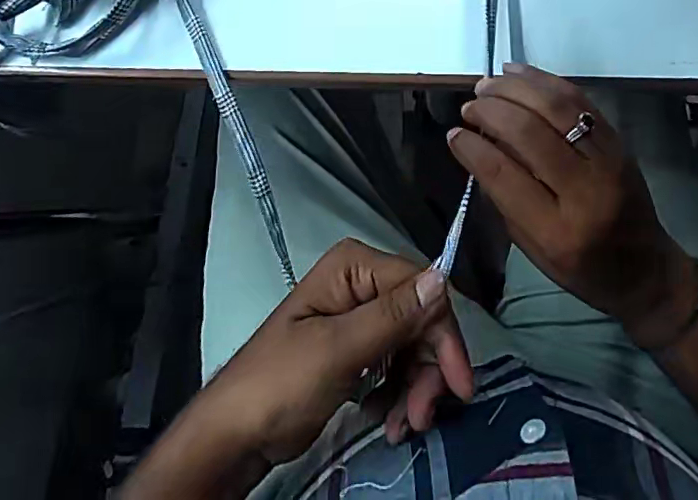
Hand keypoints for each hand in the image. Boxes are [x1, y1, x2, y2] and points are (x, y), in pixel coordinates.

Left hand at [190, 239, 473, 465]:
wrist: (239, 430)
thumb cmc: (281, 381)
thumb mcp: (339, 349)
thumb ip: (391, 315)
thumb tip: (441, 276)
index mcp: (353, 267)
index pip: (420, 286)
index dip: (443, 333)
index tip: (457, 385)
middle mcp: (360, 282)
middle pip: (420, 318)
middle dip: (427, 370)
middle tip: (423, 417)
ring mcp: (359, 315)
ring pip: (414, 345)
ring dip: (416, 389)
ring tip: (403, 426)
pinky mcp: (358, 348)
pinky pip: (397, 364)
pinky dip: (401, 395)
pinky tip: (390, 421)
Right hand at [448, 64, 697, 348]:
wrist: (645, 269)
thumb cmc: (578, 265)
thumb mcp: (529, 243)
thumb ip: (500, 193)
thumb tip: (471, 141)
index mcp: (557, 231)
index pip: (504, 174)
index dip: (472, 146)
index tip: (454, 133)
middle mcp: (587, 193)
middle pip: (529, 132)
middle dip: (490, 111)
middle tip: (469, 107)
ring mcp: (608, 162)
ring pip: (555, 107)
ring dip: (514, 88)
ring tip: (487, 85)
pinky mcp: (619, 142)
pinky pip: (578, 99)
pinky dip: (543, 81)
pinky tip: (516, 74)